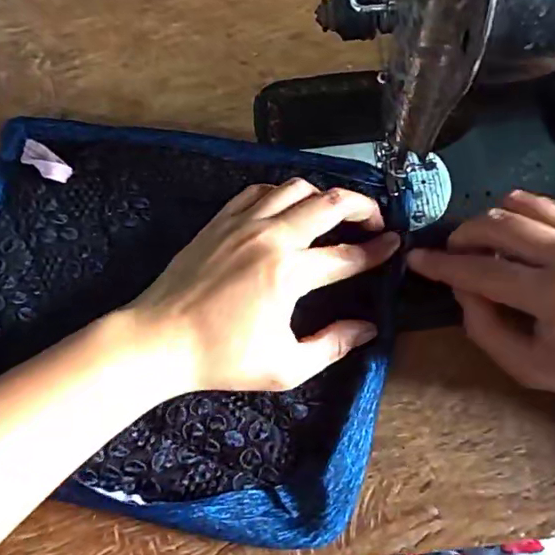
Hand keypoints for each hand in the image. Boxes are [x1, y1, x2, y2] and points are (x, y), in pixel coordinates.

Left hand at [126, 179, 400, 392]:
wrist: (159, 339)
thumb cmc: (222, 358)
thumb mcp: (285, 367)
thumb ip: (333, 345)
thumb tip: (368, 327)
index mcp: (288, 274)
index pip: (347, 255)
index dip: (378, 250)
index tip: (395, 244)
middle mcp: (270, 237)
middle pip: (329, 203)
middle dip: (362, 207)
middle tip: (374, 220)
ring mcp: (242, 223)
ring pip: (295, 187)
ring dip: (323, 196)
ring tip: (333, 214)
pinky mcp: (220, 221)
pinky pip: (259, 191)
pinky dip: (282, 194)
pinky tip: (286, 210)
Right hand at [406, 190, 554, 400]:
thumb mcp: (531, 369)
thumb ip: (485, 329)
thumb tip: (462, 287)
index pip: (482, 271)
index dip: (442, 265)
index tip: (416, 259)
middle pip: (496, 225)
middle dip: (462, 236)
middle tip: (452, 253)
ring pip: (518, 205)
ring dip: (487, 221)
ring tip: (481, 244)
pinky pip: (545, 204)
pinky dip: (517, 212)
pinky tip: (512, 233)